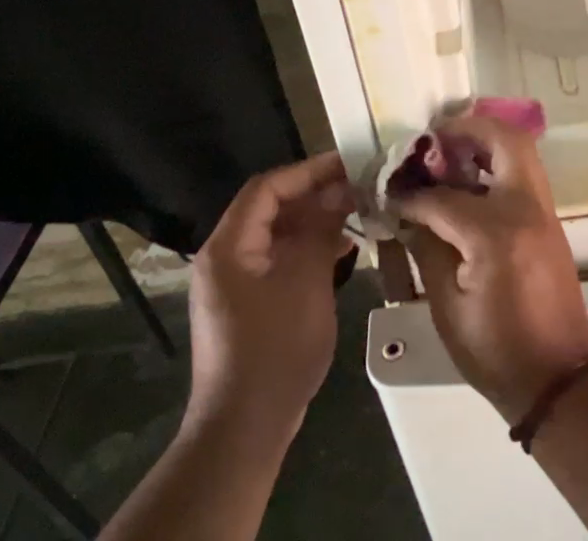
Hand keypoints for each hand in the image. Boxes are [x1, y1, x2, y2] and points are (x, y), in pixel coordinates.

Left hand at [185, 152, 353, 437]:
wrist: (245, 424)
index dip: (308, 171)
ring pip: (278, 235)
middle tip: (362, 187)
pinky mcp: (249, 304)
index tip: (350, 163)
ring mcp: (235, 282)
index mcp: (229, 245)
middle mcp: (225, 256)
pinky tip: (343, 251)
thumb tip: (340, 193)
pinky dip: (308, 250)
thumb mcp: (305, 283)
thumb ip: (321, 232)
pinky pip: (278, 261)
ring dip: (316, 222)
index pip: (267, 188)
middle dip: (316, 195)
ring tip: (359, 214)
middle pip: (271, 209)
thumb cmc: (275, 349)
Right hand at [395, 115, 587, 420]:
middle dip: (466, 129)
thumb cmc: (495, 350)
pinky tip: (466, 186)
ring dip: (485, 143)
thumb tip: (408, 212)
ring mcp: (545, 213)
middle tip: (431, 139)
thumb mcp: (447, 305)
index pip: (443, 195)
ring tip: (446, 157)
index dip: (409, 194)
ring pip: (521, 152)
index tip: (387, 193)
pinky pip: (524, 177)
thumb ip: (428, 248)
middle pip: (504, 139)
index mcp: (496, 232)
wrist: (558, 378)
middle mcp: (527, 209)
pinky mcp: (550, 223)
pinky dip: (497, 167)